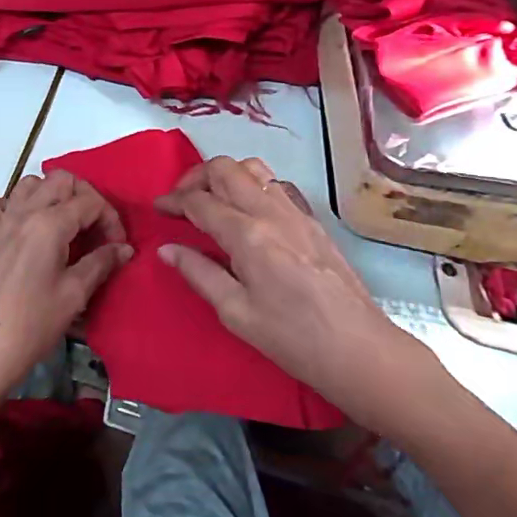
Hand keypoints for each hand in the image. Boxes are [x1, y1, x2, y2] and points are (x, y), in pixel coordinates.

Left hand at [0, 170, 131, 410]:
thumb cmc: (33, 324)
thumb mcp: (75, 294)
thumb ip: (101, 263)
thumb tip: (124, 248)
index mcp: (49, 223)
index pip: (90, 202)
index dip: (110, 219)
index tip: (117, 246)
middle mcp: (24, 213)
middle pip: (61, 180)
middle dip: (85, 197)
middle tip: (96, 229)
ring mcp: (2, 222)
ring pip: (30, 184)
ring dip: (52, 194)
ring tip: (66, 223)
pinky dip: (15, 206)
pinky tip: (26, 228)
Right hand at [155, 156, 424, 422]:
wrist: (358, 347)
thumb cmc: (293, 339)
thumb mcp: (236, 314)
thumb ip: (200, 274)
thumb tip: (167, 249)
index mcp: (247, 234)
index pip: (200, 201)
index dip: (174, 201)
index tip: (158, 208)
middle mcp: (271, 211)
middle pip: (226, 168)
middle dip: (196, 176)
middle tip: (182, 200)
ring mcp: (296, 211)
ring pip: (254, 169)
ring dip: (227, 175)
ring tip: (213, 200)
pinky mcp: (313, 220)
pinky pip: (277, 185)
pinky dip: (254, 186)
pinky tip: (250, 212)